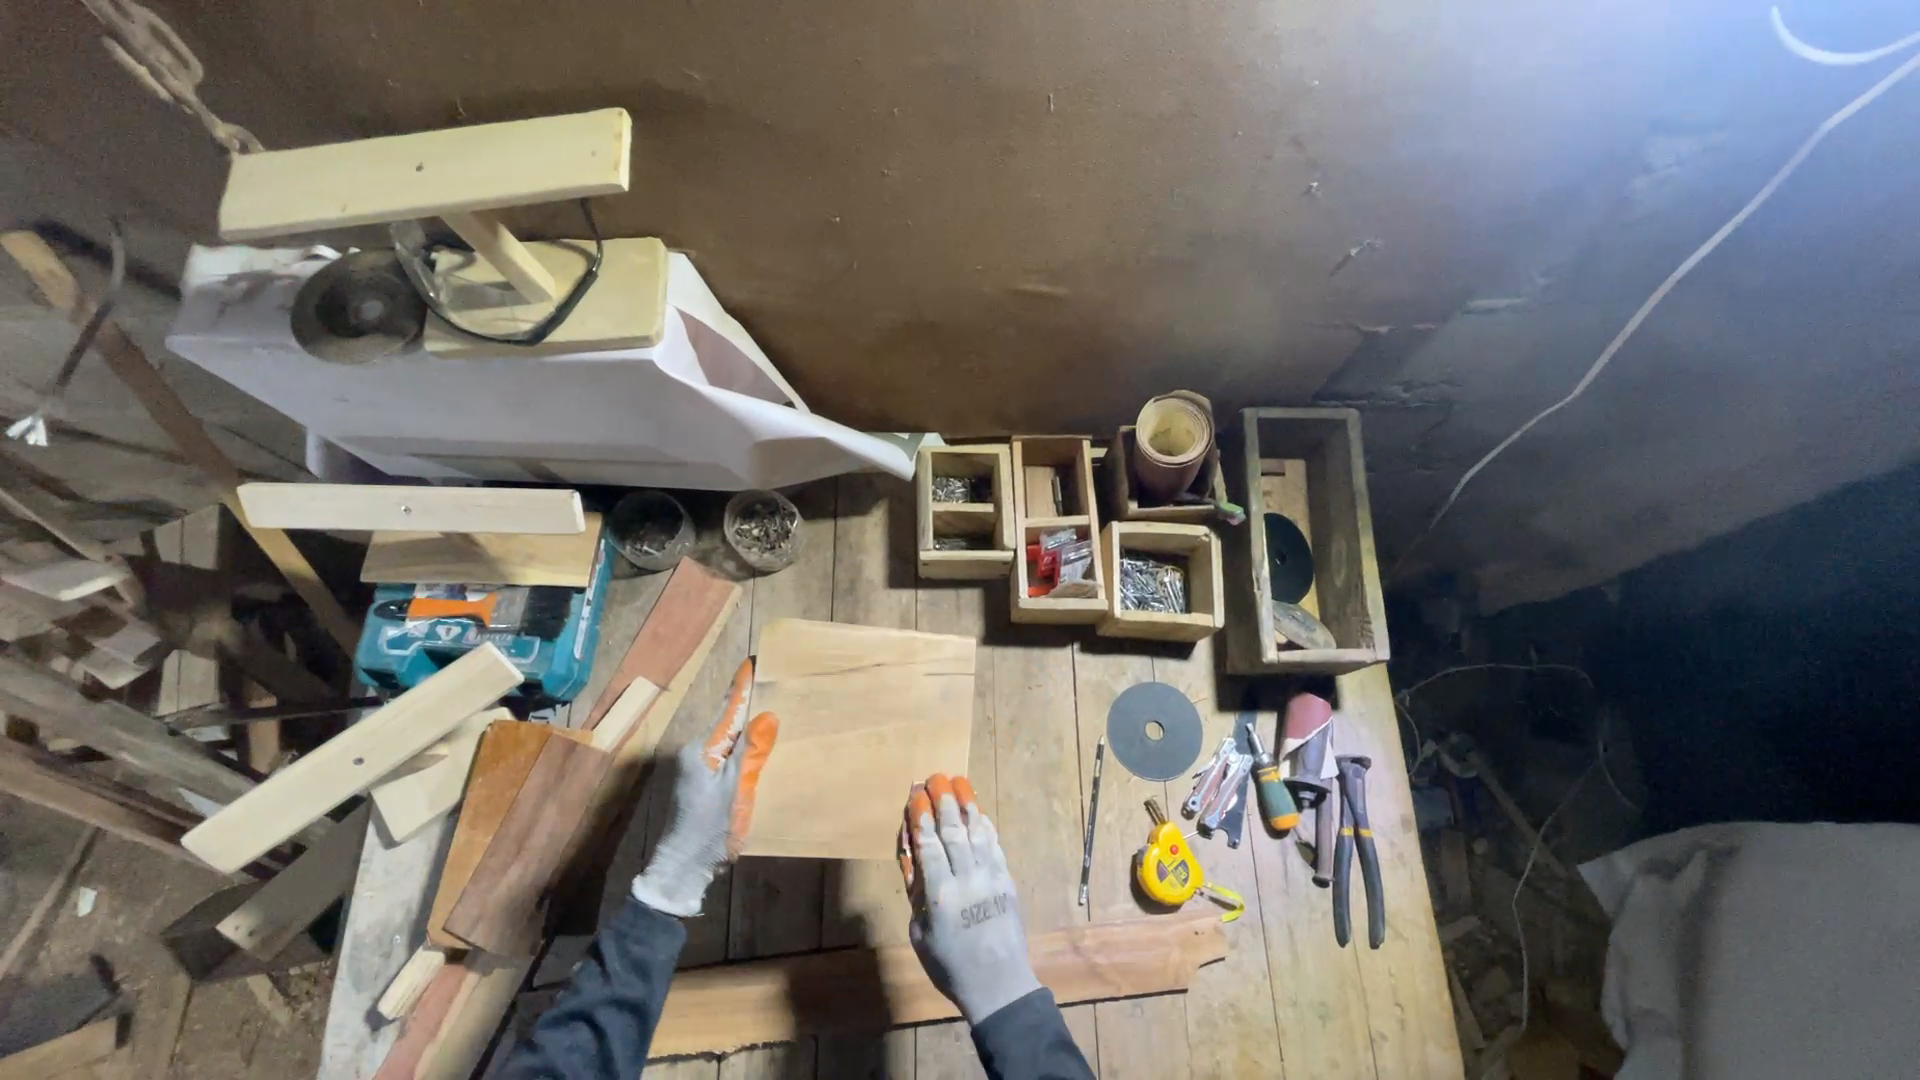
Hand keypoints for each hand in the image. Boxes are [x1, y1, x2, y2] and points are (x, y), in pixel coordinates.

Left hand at [630, 659, 777, 916]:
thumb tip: (767, 715)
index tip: (752, 662)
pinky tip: (758, 747)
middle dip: (746, 703)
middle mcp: (695, 753)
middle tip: (770, 682)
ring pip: (726, 739)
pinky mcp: (701, 784)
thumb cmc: (710, 827)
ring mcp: (697, 770)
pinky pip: (726, 755)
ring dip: (745, 726)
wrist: (682, 868)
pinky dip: (742, 747)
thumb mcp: (736, 790)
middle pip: (726, 722)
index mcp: (702, 749)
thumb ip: (751, 752)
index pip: (728, 710)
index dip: (742, 687)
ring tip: (770, 708)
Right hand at [900, 774, 1042, 1024]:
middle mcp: (968, 880)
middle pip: (954, 831)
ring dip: (967, 804)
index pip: (929, 845)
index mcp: (941, 896)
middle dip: (944, 801)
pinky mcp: (1008, 881)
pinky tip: (978, 811)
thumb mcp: (921, 933)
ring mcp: (992, 878)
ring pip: (978, 832)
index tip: (916, 794)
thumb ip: (916, 892)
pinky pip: (995, 845)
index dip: (922, 816)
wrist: (999, 985)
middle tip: (935, 777)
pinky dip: (985, 826)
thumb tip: (912, 855)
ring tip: (959, 782)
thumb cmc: (951, 965)